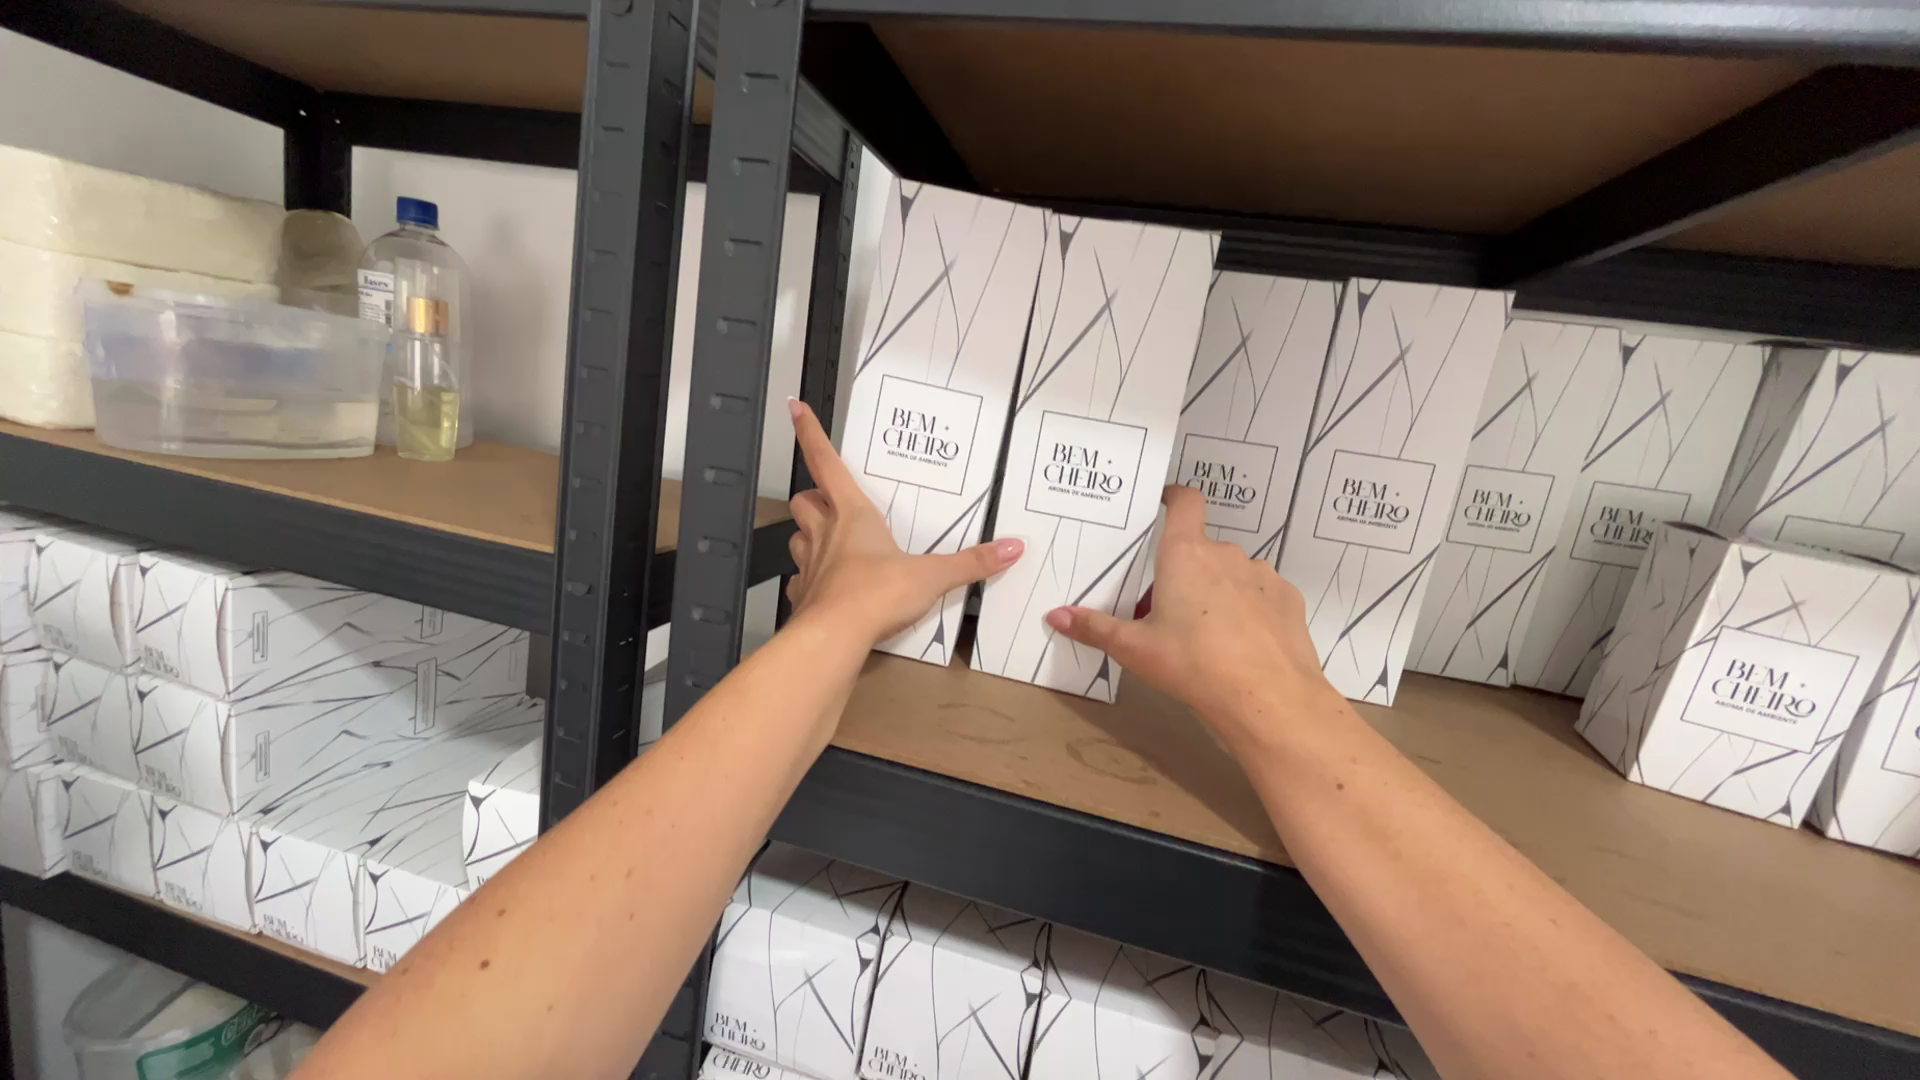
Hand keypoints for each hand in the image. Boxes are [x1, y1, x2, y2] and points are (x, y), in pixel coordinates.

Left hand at [784, 400, 1023, 646]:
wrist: (833, 638)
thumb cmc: (876, 594)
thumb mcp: (931, 576)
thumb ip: (971, 563)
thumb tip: (1013, 547)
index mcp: (852, 515)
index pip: (826, 462)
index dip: (810, 433)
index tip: (796, 407)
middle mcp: (825, 535)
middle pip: (805, 500)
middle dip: (813, 495)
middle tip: (827, 499)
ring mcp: (810, 566)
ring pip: (797, 537)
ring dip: (808, 534)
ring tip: (828, 541)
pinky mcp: (804, 597)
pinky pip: (801, 582)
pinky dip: (810, 581)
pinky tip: (826, 590)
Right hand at [1044, 486, 1335, 732]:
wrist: (1268, 698)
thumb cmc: (1193, 664)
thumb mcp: (1135, 649)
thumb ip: (1095, 628)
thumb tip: (1055, 615)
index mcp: (1185, 554)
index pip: (1185, 503)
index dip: (1175, 497)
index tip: (1164, 503)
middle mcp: (1226, 554)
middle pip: (1200, 550)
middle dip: (1184, 572)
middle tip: (1167, 609)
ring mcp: (1262, 576)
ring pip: (1231, 573)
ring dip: (1217, 591)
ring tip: (1207, 633)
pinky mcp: (1288, 600)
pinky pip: (1261, 595)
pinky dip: (1249, 609)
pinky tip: (1241, 643)